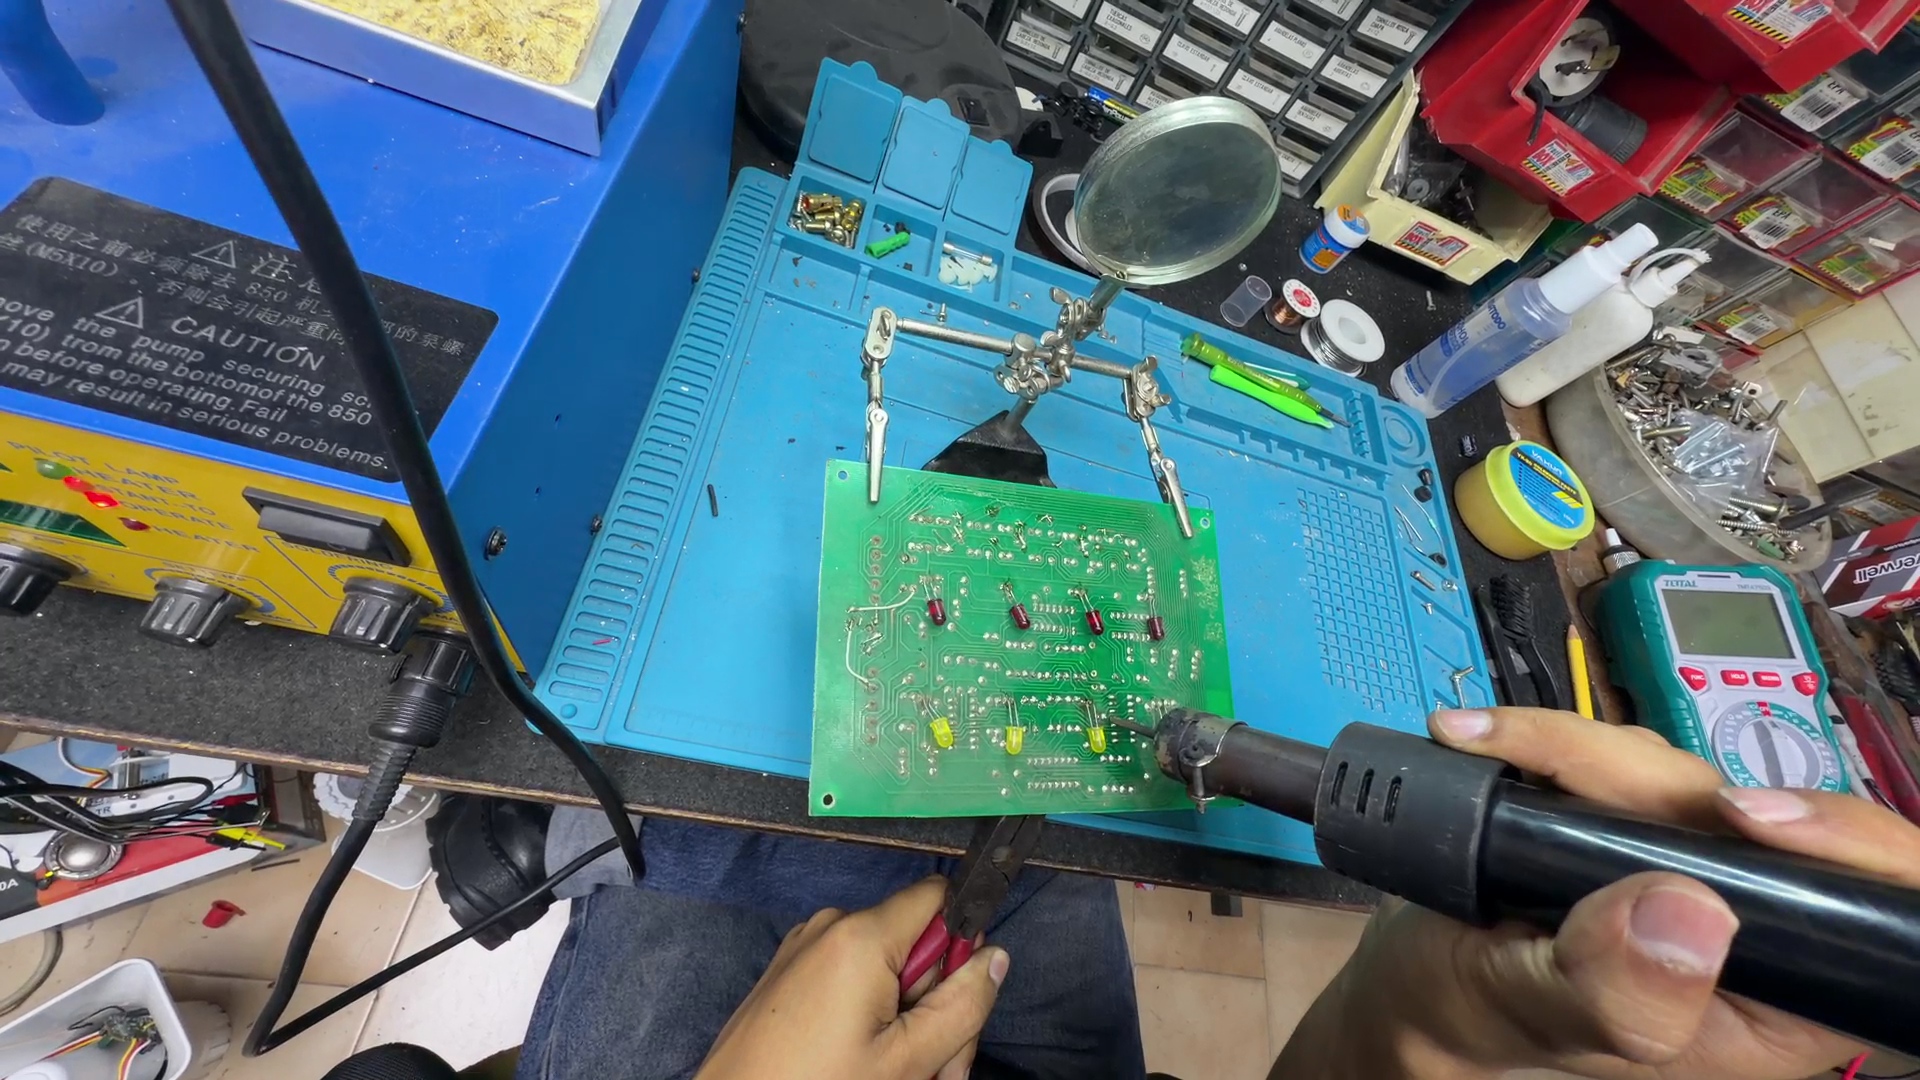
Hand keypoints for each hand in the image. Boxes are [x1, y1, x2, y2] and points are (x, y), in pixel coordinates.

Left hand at [694, 877, 1009, 1079]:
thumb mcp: (904, 1063)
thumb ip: (961, 1006)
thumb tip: (996, 956)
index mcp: (863, 932)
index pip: (939, 896)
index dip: (961, 941)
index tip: (956, 996)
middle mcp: (834, 923)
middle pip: (914, 941)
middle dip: (932, 999)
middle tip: (930, 1068)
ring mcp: (806, 946)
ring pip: (883, 965)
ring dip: (901, 1015)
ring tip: (890, 1074)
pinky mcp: (789, 971)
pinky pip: (848, 974)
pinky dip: (865, 1011)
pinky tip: (856, 1061)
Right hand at [1279, 707, 1919, 1079]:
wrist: (1417, 979)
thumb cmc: (1483, 1018)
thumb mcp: (1538, 1016)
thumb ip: (1618, 991)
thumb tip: (1693, 908)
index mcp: (1778, 994)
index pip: (1883, 915)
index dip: (1853, 848)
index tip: (1739, 814)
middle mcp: (1743, 916)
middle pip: (1730, 807)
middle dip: (1614, 767)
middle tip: (1505, 747)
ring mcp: (1670, 857)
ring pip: (1653, 765)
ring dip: (1553, 741)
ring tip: (1468, 741)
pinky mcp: (1606, 817)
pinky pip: (1594, 753)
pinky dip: (1528, 734)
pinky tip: (1473, 738)